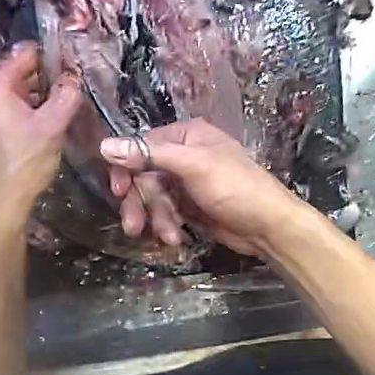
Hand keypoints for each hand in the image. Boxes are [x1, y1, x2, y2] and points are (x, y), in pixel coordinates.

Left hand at [0, 43, 83, 235]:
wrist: (1, 203)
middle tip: (81, 87)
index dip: (55, 58)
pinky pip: (22, 106)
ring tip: (75, 103)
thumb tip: (76, 75)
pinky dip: (39, 110)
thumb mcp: (52, 125)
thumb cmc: (23, 163)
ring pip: (27, 90)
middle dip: (53, 78)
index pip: (29, 53)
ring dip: (49, 96)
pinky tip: (59, 120)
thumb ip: (67, 94)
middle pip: (27, 71)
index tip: (79, 66)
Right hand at [99, 119, 312, 256]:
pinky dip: (166, 225)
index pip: (140, 147)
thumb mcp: (193, 166)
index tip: (118, 191)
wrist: (269, 227)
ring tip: (167, 235)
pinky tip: (176, 238)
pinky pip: (164, 213)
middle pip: (143, 176)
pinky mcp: (188, 206)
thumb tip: (105, 145)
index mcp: (185, 136)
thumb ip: (149, 154)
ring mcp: (185, 182)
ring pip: (152, 198)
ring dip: (156, 218)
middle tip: (132, 226)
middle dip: (140, 203)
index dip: (125, 169)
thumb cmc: (236, 188)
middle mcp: (183, 155)